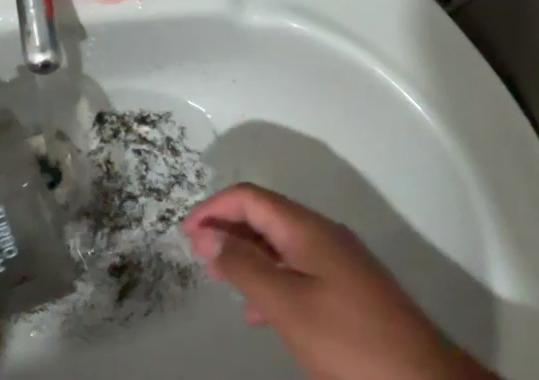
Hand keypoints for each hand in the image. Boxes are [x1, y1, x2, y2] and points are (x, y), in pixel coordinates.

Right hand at [182, 184, 497, 379]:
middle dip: (227, 230)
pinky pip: (299, 268)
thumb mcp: (286, 304)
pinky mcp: (352, 291)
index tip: (185, 235)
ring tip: (222, 282)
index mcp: (308, 229)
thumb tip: (205, 234)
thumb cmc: (349, 341)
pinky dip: (271, 278)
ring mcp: (342, 263)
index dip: (213, 209)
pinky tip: (262, 311)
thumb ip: (242, 266)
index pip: (249, 197)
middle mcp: (325, 236)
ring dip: (247, 256)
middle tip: (198, 257)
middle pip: (265, 216)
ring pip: (281, 244)